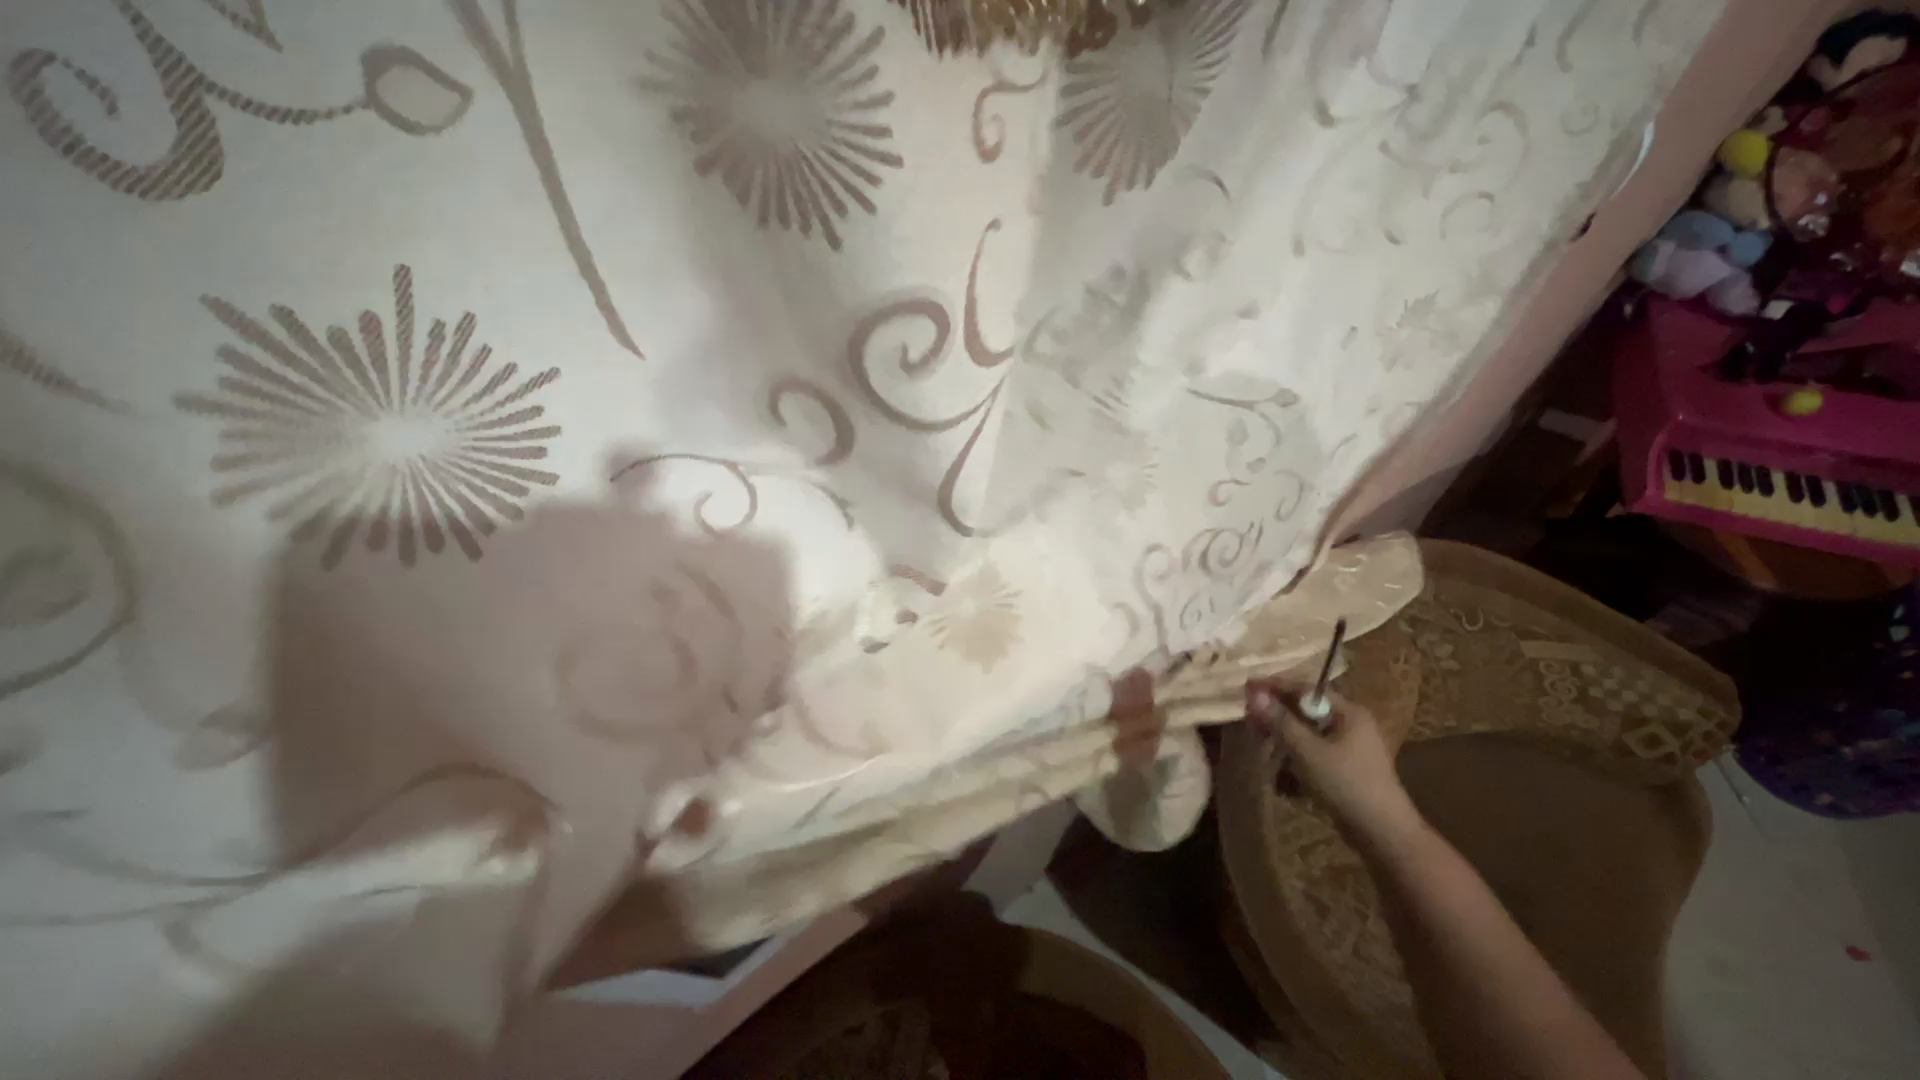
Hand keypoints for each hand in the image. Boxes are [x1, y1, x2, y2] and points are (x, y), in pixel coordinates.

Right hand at [1246, 681, 1422, 849]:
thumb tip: (1253, 693)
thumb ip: (1280, 721)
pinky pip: (1313, 756)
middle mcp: (1351, 725)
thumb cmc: (1347, 784)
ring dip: (1283, 744)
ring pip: (1306, 736)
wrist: (1383, 833)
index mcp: (1349, 713)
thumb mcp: (1308, 751)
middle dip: (1277, 720)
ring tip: (1263, 756)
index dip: (1275, 687)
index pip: (1306, 690)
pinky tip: (1281, 778)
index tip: (1247, 688)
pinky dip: (1295, 761)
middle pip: (1305, 713)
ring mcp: (1349, 749)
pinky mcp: (1344, 770)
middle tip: (1250, 725)